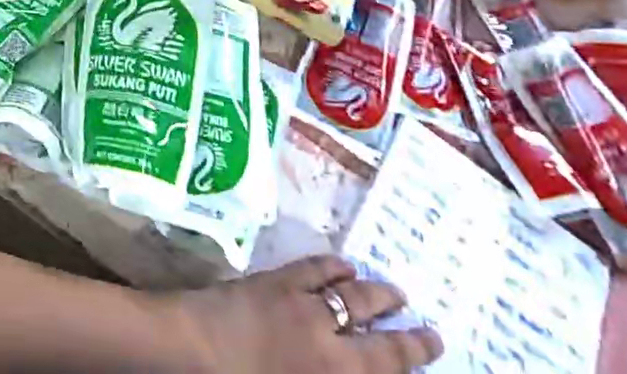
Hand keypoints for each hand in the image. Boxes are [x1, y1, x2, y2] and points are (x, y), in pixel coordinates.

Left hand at [172, 255, 442, 373]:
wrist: (191, 349)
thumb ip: (331, 373)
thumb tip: (352, 363)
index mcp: (335, 371)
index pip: (386, 360)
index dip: (413, 349)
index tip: (435, 337)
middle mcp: (325, 334)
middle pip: (370, 319)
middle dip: (398, 316)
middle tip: (416, 309)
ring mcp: (298, 302)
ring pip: (346, 290)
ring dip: (371, 288)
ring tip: (389, 286)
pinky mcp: (272, 280)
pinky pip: (311, 269)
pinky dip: (332, 266)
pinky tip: (342, 263)